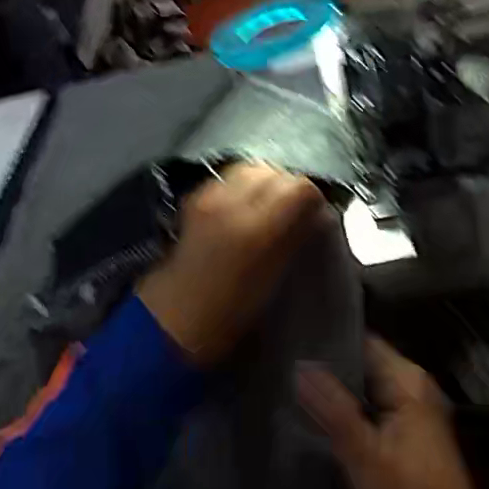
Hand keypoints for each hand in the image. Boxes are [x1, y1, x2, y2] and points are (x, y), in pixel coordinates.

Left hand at [136, 163, 326, 364]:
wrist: (172, 320)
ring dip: (266, 180)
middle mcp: (232, 203)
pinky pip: (229, 177)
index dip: (312, 197)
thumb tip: (315, 214)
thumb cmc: (230, 313)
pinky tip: (245, 205)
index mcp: (257, 228)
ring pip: (251, 168)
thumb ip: (295, 237)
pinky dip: (243, 184)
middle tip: (294, 207)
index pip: (299, 187)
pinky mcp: (195, 198)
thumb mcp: (273, 277)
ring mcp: (209, 197)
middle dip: (289, 185)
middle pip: (275, 171)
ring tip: (270, 203)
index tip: (314, 212)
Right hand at [298, 338, 488, 488]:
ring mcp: (410, 417)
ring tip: (291, 389)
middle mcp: (413, 390)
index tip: (294, 337)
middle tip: (285, 368)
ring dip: (334, 394)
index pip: (365, 342)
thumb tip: (300, 366)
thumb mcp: (368, 460)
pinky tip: (316, 421)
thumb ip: (334, 411)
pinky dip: (345, 416)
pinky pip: (368, 416)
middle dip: (328, 368)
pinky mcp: (404, 443)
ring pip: (363, 393)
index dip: (331, 338)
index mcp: (410, 381)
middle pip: (363, 366)